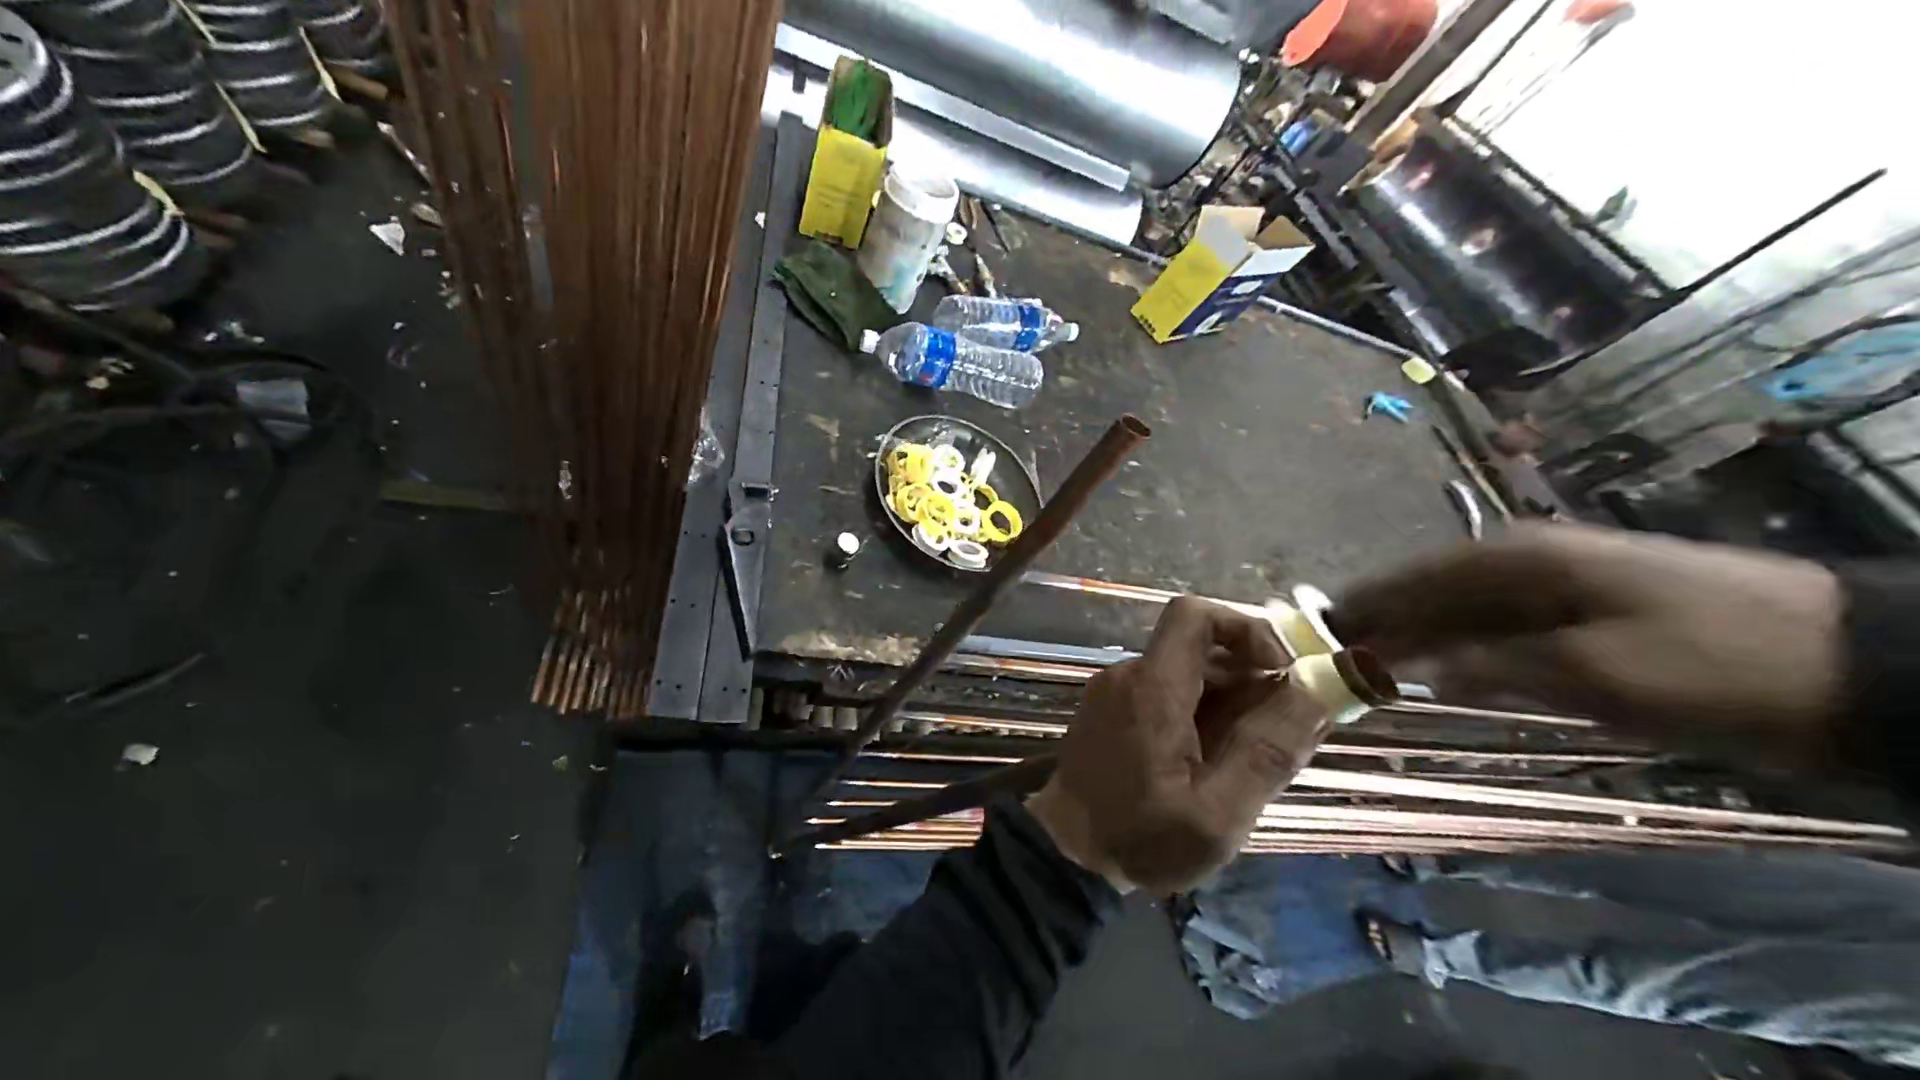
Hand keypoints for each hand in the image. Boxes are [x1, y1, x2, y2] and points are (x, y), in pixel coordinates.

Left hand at [1026, 597, 1334, 894]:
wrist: (1065, 857)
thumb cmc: (1138, 840)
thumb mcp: (1217, 814)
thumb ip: (1267, 752)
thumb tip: (1315, 694)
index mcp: (1151, 687)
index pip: (1194, 614)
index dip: (1246, 629)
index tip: (1282, 674)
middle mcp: (1129, 676)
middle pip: (1200, 650)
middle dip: (1249, 682)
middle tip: (1281, 739)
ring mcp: (1115, 693)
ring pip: (1188, 676)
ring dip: (1229, 706)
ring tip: (1248, 764)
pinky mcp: (1111, 712)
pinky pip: (1167, 695)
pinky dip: (1201, 716)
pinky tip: (1213, 766)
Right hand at [1332, 523, 1844, 758]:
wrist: (1850, 666)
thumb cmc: (1710, 662)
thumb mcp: (1593, 671)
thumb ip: (1492, 665)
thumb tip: (1418, 667)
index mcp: (1517, 559)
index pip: (1412, 579)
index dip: (1362, 605)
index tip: (1315, 628)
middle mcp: (1524, 560)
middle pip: (1430, 591)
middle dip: (1382, 622)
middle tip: (1334, 654)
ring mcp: (1554, 583)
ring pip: (1460, 609)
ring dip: (1418, 637)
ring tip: (1371, 665)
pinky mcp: (1580, 611)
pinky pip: (1496, 625)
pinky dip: (1461, 646)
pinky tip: (1441, 667)